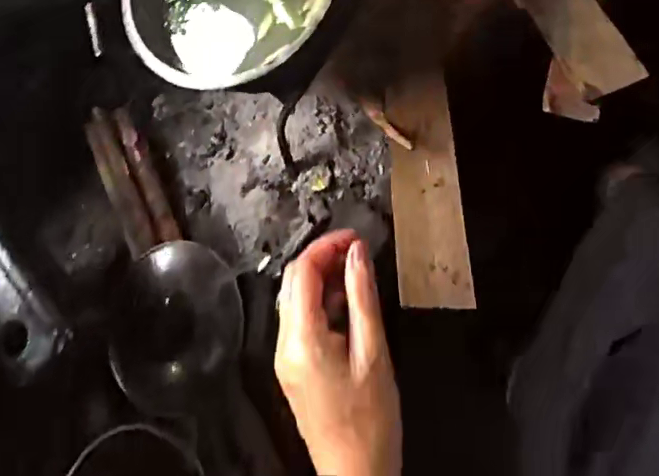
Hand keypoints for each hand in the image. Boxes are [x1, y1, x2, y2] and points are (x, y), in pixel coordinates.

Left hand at [274, 231, 400, 475]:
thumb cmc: (371, 421)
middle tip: (357, 253)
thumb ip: (362, 297)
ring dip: (323, 280)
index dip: (326, 246)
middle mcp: (284, 343)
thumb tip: (357, 252)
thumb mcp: (373, 353)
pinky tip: (348, 307)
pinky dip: (322, 304)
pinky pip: (301, 321)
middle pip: (295, 282)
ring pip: (297, 299)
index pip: (303, 271)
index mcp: (301, 338)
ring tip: (357, 276)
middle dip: (324, 259)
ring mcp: (285, 357)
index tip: (355, 237)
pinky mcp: (293, 368)